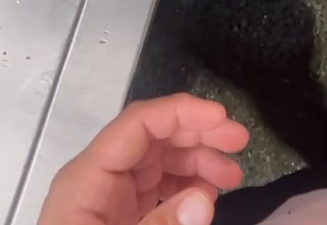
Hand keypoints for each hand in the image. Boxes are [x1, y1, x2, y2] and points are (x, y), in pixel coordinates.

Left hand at [38, 94, 249, 224]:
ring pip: (158, 162)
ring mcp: (109, 201)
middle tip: (239, 141)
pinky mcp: (120, 221)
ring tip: (233, 175)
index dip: (180, 113)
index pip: (137, 124)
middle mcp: (98, 180)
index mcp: (87, 178)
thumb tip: (204, 199)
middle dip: (196, 134)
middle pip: (151, 139)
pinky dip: (185, 189)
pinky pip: (156, 190)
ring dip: (197, 162)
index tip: (222, 118)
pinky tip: (210, 198)